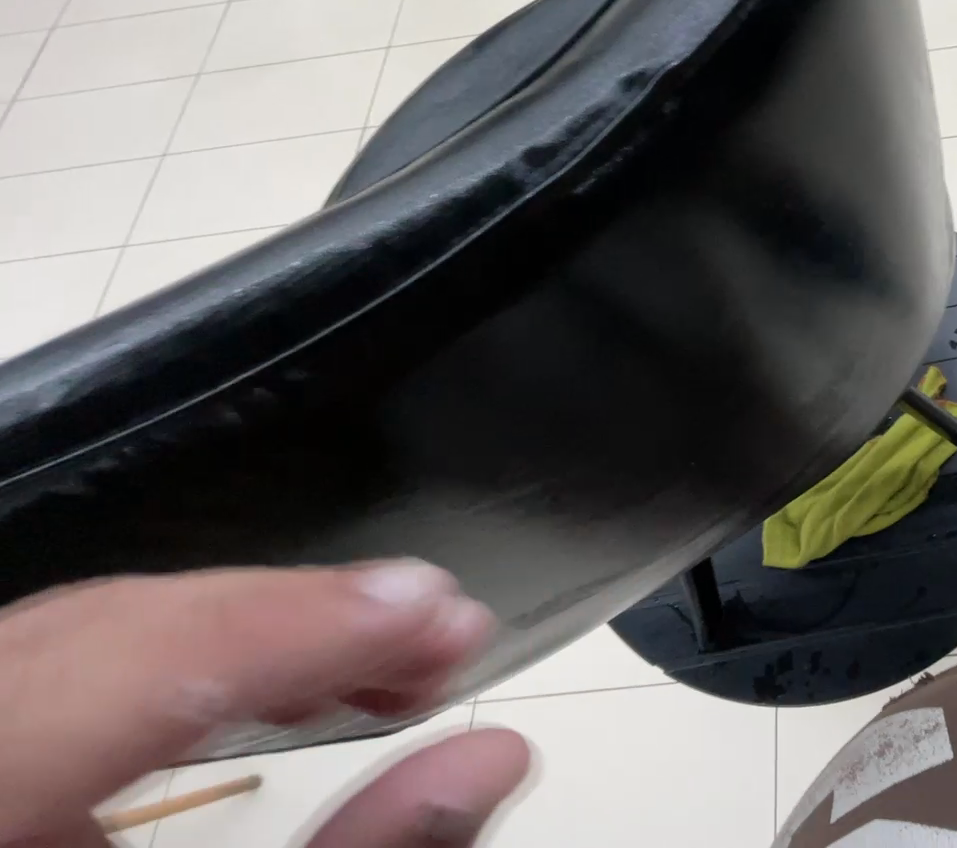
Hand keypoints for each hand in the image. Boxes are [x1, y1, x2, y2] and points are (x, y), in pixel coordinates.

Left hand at [0, 562, 530, 846]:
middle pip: (98, 641)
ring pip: (99, 635)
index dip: (280, 633)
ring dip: (278, 632)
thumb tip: (494, 757)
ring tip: (407, 661)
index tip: (440, 613)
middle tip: (449, 636)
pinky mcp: (1, 756)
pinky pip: (93, 663)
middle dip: (302, 620)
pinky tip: (314, 683)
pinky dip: (225, 662)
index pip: (84, 695)